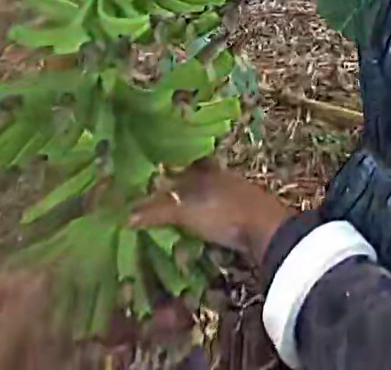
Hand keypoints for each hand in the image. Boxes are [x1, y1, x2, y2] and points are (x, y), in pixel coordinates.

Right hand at [131, 160, 294, 263]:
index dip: (165, 164)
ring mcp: (230, 193)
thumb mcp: (185, 211)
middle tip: (154, 197)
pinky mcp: (238, 213)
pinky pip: (212, 211)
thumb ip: (156, 211)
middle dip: (175, 185)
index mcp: (203, 166)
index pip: (180, 159)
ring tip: (169, 215)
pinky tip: (193, 228)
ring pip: (203, 194)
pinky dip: (200, 217)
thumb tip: (125, 216)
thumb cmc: (222, 211)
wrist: (266, 230)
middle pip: (192, 176)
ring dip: (189, 203)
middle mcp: (216, 174)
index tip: (148, 172)